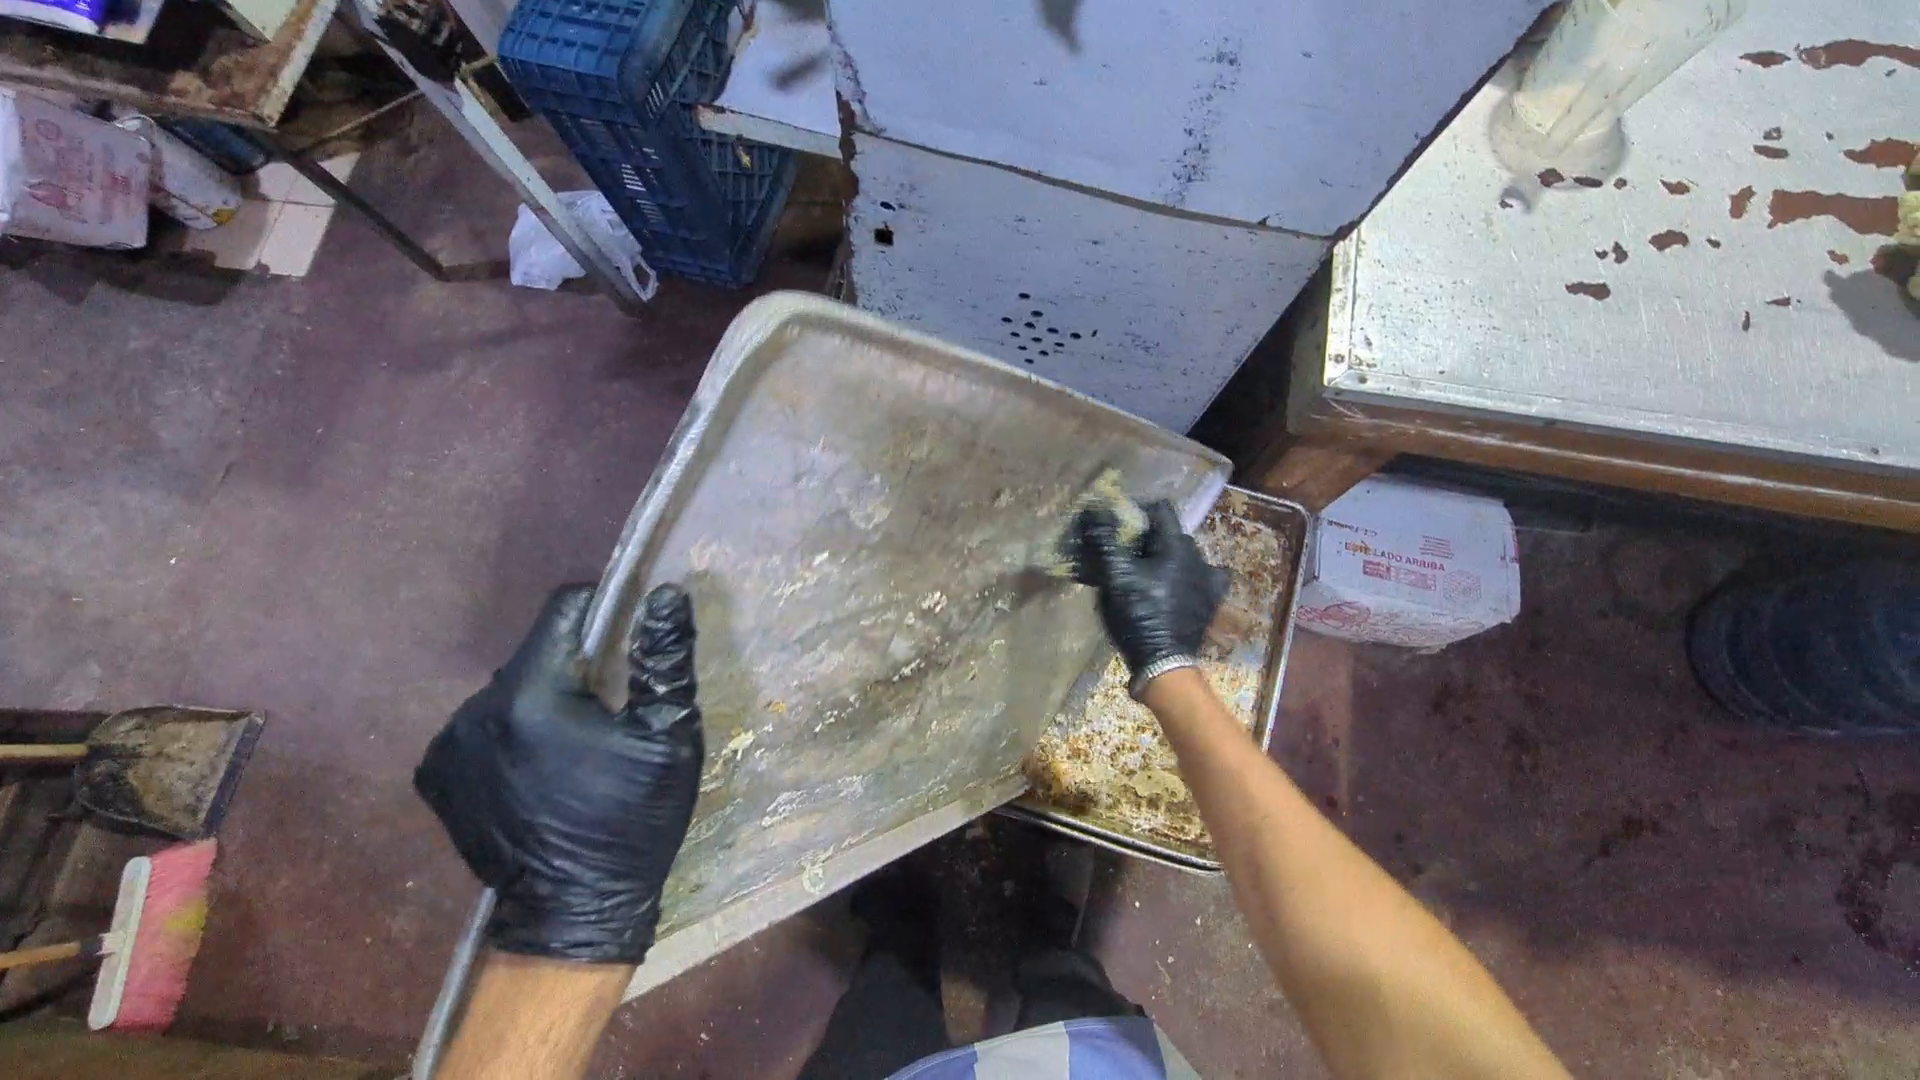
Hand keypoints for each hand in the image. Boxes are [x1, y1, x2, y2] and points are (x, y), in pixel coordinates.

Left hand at [415, 584, 703, 963]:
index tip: (629, 636)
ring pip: (509, 688)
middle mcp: (477, 709)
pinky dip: (512, 731)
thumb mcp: (669, 737)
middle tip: (611, 704)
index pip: (565, 609)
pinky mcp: (435, 775)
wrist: (574, 913)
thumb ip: (665, 660)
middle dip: (575, 663)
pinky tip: (539, 767)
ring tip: (576, 741)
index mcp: (535, 694)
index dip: (604, 609)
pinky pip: (482, 724)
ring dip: (543, 697)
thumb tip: (667, 595)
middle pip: (537, 650)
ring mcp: (447, 744)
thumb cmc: (633, 822)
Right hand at [1071, 500, 1228, 695]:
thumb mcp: (1114, 576)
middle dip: (1147, 538)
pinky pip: (1200, 578)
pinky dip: (1186, 576)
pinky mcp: (1210, 602)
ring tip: (1143, 571)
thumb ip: (1105, 541)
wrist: (1162, 662)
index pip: (1160, 510)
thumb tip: (1093, 511)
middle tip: (1122, 551)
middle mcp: (1199, 557)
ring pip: (1184, 555)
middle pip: (1170, 534)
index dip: (1137, 511)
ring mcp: (1209, 581)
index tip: (1116, 525)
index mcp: (1177, 545)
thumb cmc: (1137, 614)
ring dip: (1164, 557)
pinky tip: (1174, 585)